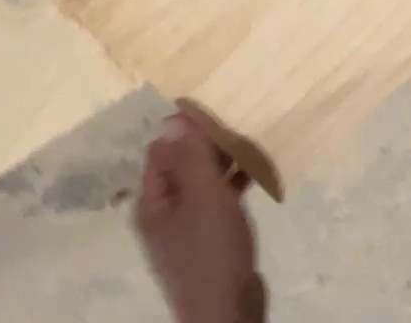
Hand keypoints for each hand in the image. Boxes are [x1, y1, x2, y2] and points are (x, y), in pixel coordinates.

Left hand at [136, 113, 264, 322]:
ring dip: (223, 162)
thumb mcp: (204, 197)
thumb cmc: (212, 251)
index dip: (186, 129)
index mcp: (153, 203)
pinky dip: (233, 185)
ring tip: (252, 143)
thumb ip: (191, 158)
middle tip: (241, 122)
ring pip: (202, 182)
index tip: (218, 108)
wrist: (226, 314)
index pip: (162, 151)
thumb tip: (172, 118)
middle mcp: (163, 213)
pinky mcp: (208, 240)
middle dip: (208, 144)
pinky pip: (217, 201)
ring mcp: (185, 229)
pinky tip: (256, 175)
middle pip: (182, 165)